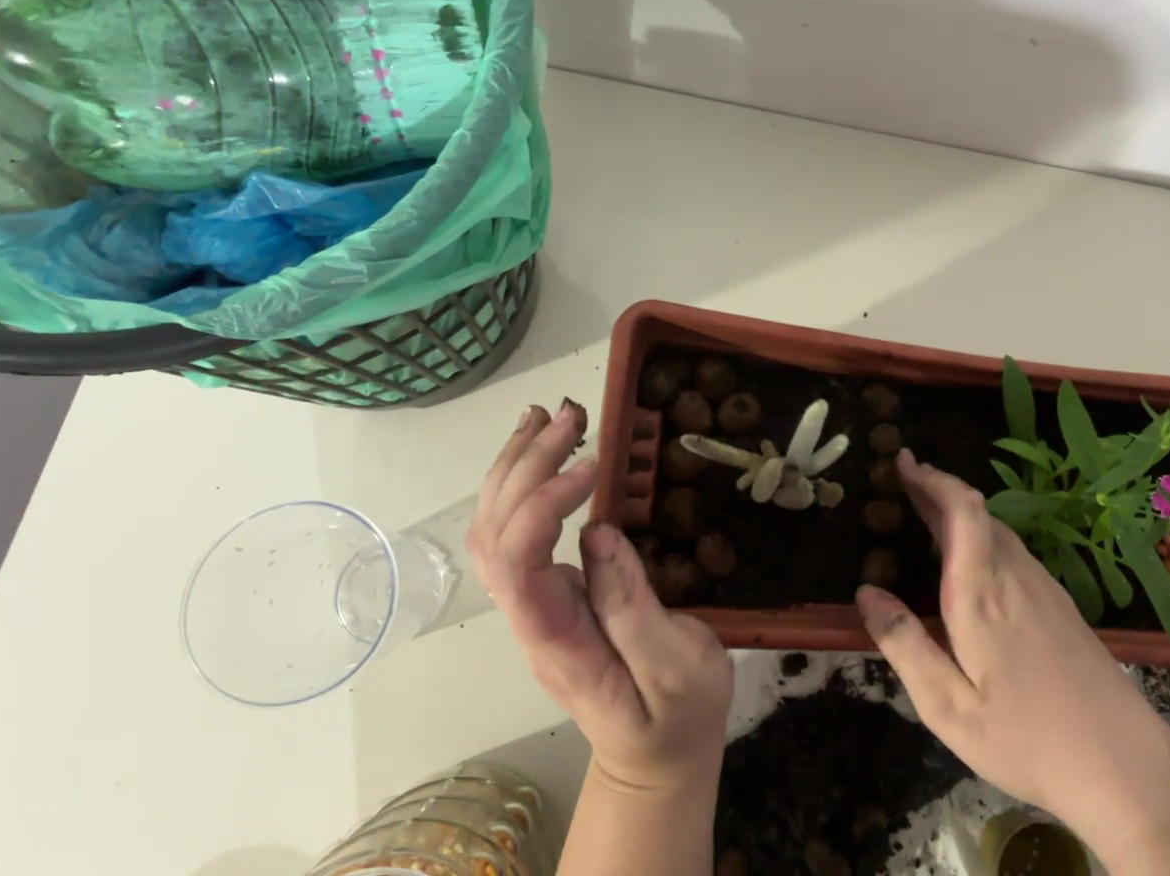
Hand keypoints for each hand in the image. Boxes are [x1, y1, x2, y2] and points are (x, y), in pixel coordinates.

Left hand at [468, 400, 733, 792]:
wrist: (654, 756)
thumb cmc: (674, 718)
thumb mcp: (677, 672)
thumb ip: (634, 609)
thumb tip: (598, 534)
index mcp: (556, 635)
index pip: (517, 559)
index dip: (542, 503)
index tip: (591, 465)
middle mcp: (528, 614)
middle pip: (494, 531)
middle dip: (524, 465)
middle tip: (569, 415)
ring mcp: (531, 602)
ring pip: (492, 527)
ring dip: (513, 465)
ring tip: (544, 414)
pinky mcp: (546, 591)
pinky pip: (512, 530)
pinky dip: (519, 483)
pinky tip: (540, 450)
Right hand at [856, 449, 1169, 872]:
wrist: (1125, 767)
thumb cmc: (1026, 740)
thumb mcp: (947, 707)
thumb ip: (903, 644)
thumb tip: (865, 592)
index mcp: (982, 594)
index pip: (961, 510)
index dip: (931, 479)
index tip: (902, 461)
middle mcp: (1016, 578)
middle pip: (977, 513)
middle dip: (937, 489)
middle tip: (900, 480)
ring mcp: (1045, 590)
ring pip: (997, 531)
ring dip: (959, 513)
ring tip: (924, 512)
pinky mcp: (1061, 607)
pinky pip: (1013, 552)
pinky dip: (981, 537)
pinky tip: (971, 560)